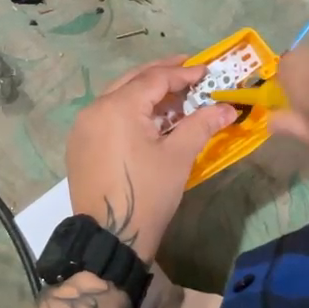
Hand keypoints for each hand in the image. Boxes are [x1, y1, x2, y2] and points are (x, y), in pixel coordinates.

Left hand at [66, 57, 237, 259]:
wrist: (110, 237)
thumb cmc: (147, 193)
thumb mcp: (178, 156)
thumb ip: (202, 124)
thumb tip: (228, 108)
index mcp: (117, 107)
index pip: (154, 79)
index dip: (183, 73)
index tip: (206, 70)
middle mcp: (94, 109)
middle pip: (132, 81)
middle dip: (161, 74)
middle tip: (188, 69)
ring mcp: (82, 127)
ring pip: (117, 97)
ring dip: (144, 92)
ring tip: (173, 95)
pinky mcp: (79, 145)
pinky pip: (107, 116)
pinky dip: (129, 110)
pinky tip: (149, 119)